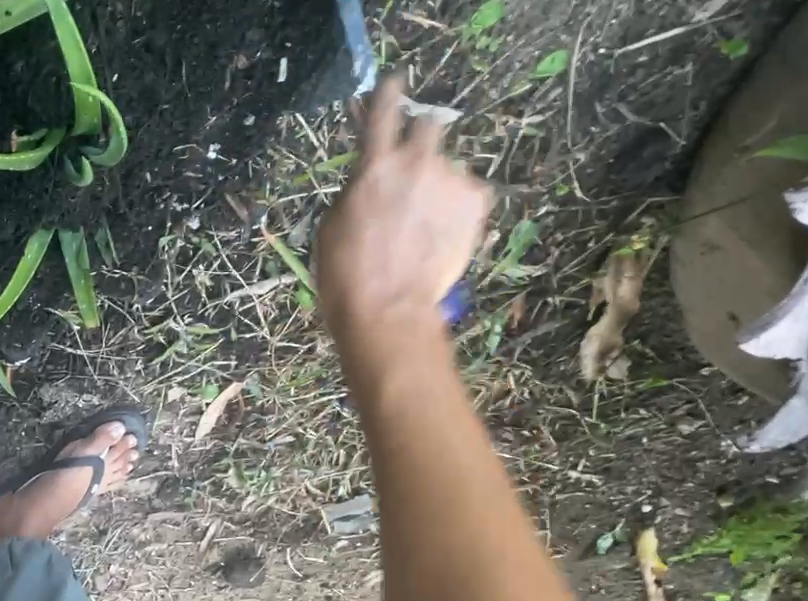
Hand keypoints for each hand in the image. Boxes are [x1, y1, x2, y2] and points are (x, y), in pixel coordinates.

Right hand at [317, 75, 493, 351]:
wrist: (387, 309)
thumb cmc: (343, 275)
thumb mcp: (330, 228)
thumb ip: (354, 192)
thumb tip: (370, 178)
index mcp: (373, 170)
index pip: (381, 115)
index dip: (385, 96)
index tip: (392, 83)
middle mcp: (417, 163)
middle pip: (428, 125)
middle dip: (419, 139)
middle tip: (409, 171)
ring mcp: (452, 180)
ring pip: (444, 169)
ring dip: (433, 186)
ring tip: (418, 228)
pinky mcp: (477, 201)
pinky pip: (464, 193)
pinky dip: (452, 208)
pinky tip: (436, 236)